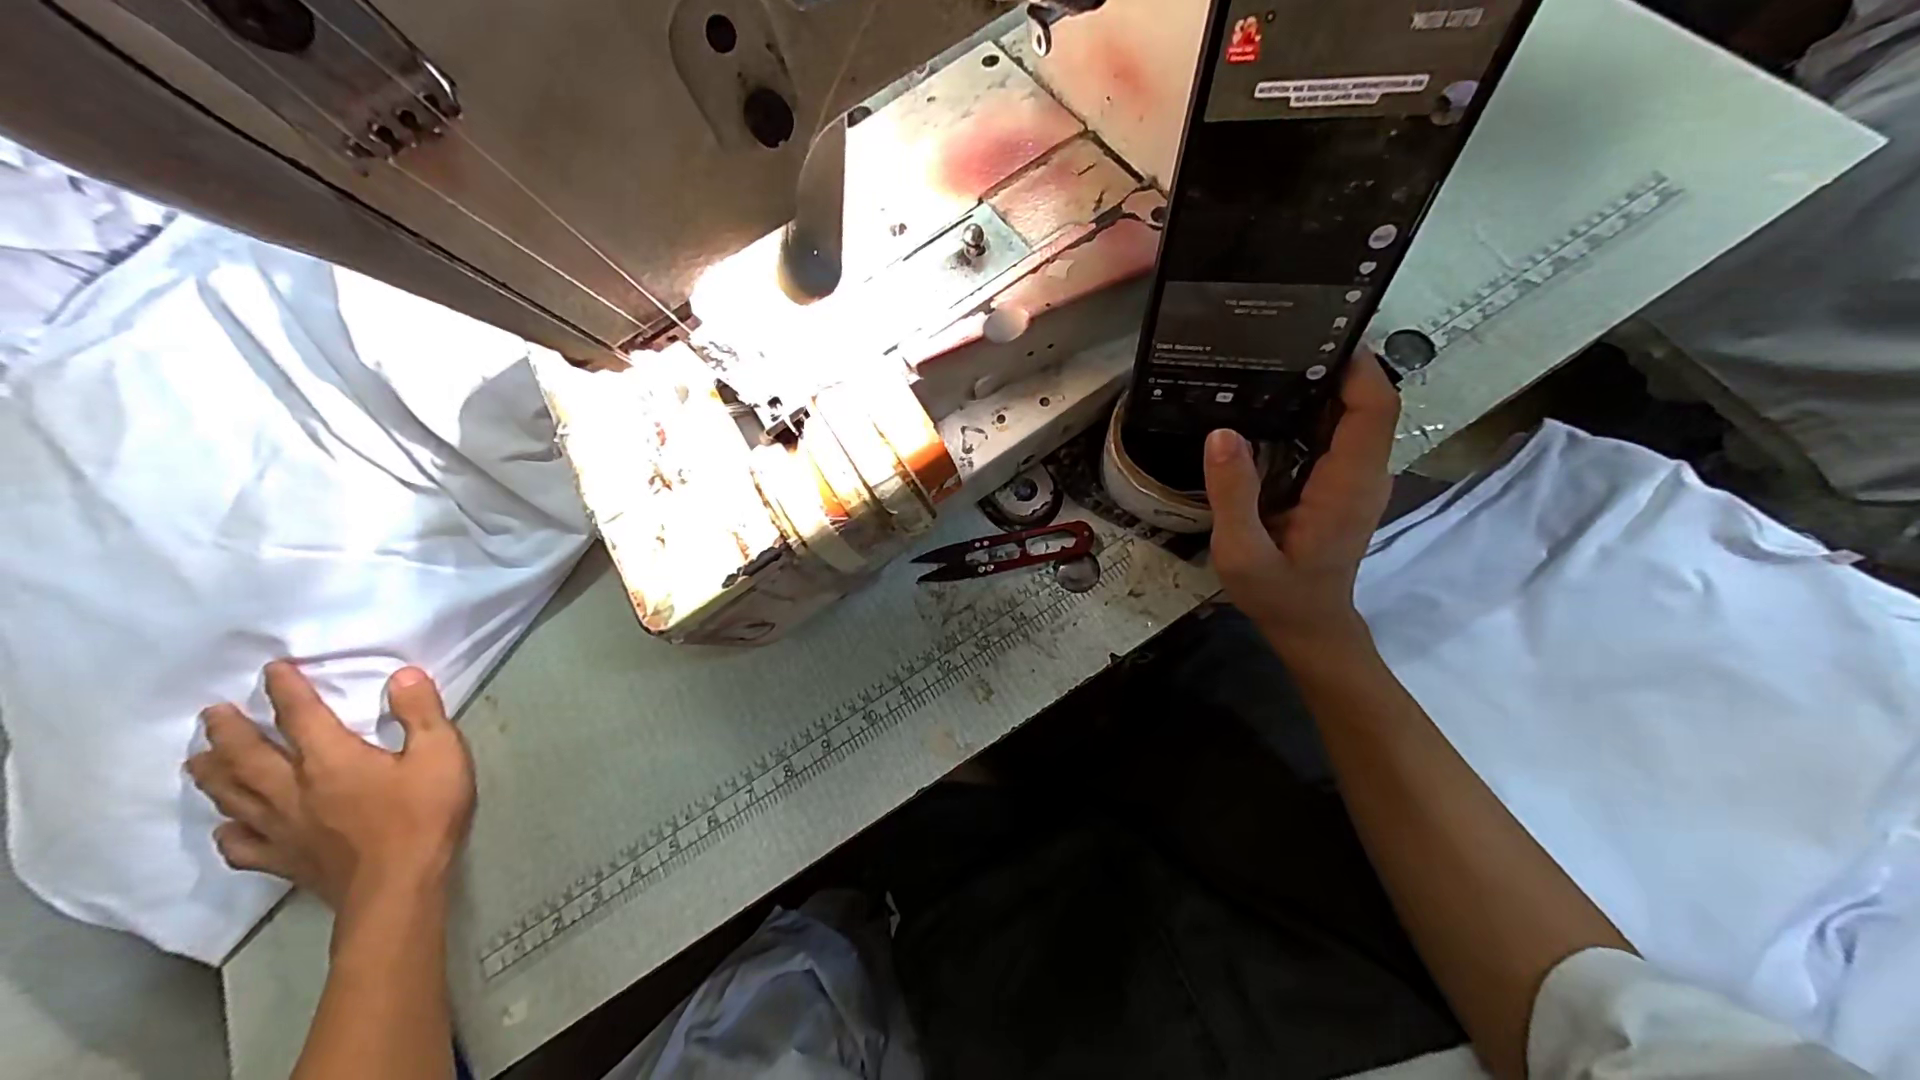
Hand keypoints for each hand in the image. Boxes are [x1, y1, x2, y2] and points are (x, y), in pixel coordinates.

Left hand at [187, 661, 475, 910]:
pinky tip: (226, 827)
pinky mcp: (282, 859)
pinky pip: (241, 844)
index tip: (272, 669)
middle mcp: (293, 789)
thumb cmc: (424, 813)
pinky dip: (228, 832)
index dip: (286, 689)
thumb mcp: (441, 753)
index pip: (300, 716)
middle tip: (212, 712)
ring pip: (232, 796)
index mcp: (331, 760)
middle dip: (229, 730)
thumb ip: (421, 713)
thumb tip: (403, 675)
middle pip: (248, 756)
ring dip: (212, 773)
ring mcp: (281, 828)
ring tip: (196, 759)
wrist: (398, 885)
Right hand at [1204, 353, 1400, 654]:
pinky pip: (1332, 437)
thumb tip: (1221, 432)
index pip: (1375, 408)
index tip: (1318, 334)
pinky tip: (1264, 409)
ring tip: (1263, 365)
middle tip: (1273, 343)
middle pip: (1364, 404)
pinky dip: (1306, 414)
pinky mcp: (1339, 486)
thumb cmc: (1279, 595)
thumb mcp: (1242, 553)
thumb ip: (1233, 495)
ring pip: (1348, 418)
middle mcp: (1363, 474)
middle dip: (1329, 367)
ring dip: (1315, 388)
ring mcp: (1354, 480)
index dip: (1358, 366)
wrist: (1310, 628)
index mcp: (1348, 484)